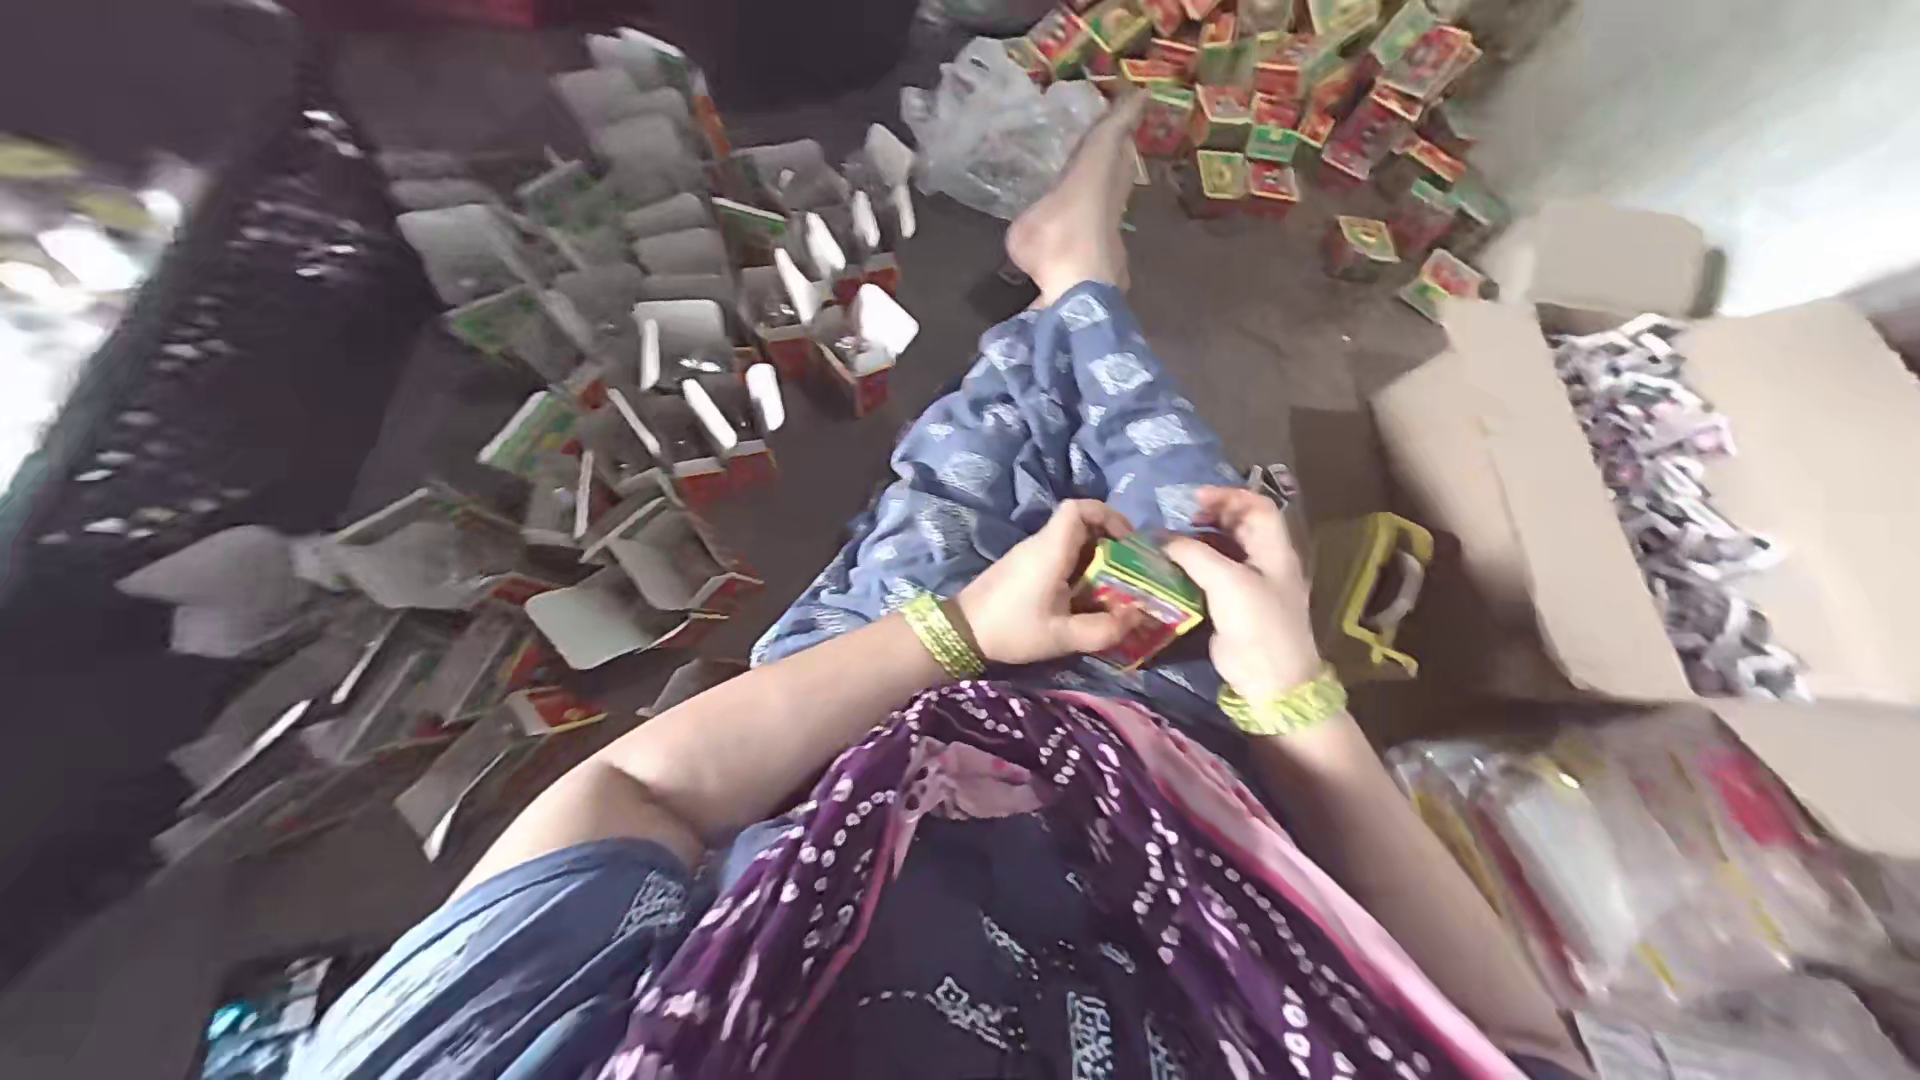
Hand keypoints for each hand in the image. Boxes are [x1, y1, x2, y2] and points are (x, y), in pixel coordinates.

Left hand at [957, 500, 1143, 665]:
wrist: (962, 632)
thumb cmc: (1012, 629)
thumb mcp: (1063, 637)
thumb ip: (1104, 629)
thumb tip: (1137, 617)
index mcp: (1050, 549)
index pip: (1078, 508)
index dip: (1107, 515)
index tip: (1127, 541)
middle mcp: (1039, 544)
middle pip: (1079, 524)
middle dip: (1108, 541)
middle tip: (1127, 569)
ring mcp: (1027, 554)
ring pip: (1069, 541)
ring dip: (1093, 557)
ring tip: (1111, 586)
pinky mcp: (1021, 567)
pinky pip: (1056, 554)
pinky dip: (1076, 567)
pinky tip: (1082, 595)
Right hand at [1161, 487, 1322, 702]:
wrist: (1269, 678)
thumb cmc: (1256, 622)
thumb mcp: (1226, 581)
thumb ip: (1193, 554)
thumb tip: (1161, 538)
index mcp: (1275, 550)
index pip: (1256, 507)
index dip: (1227, 496)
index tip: (1194, 499)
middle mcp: (1264, 562)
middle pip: (1240, 525)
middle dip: (1211, 515)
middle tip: (1180, 517)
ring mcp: (1249, 584)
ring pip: (1224, 548)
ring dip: (1199, 539)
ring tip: (1172, 540)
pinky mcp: (1232, 604)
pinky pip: (1212, 573)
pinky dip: (1193, 564)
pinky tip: (1173, 565)